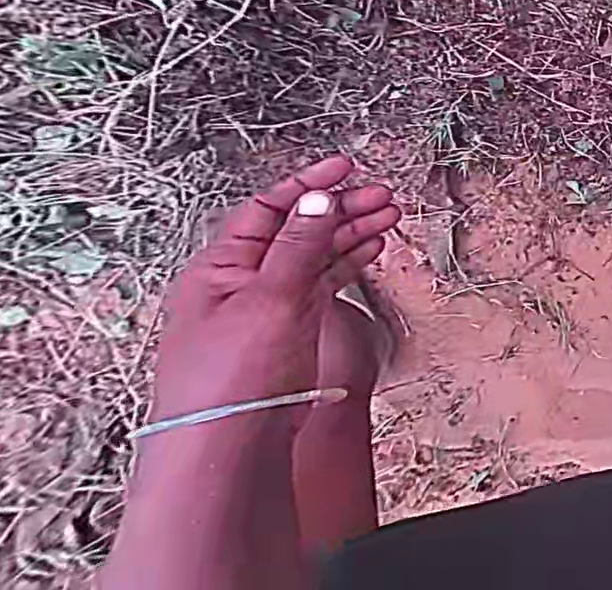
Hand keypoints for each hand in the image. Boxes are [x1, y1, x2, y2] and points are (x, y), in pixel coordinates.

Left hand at [147, 154, 400, 427]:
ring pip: (319, 252)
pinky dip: (351, 260)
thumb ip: (298, 245)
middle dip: (342, 208)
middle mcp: (245, 279)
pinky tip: (372, 247)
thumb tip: (316, 199)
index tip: (344, 166)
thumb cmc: (231, 376)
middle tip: (382, 195)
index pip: (269, 209)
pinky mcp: (294, 322)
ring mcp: (272, 301)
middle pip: (301, 228)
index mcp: (222, 266)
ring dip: (354, 231)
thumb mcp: (268, 298)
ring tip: (389, 215)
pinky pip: (326, 278)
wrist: (232, 446)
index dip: (307, 184)